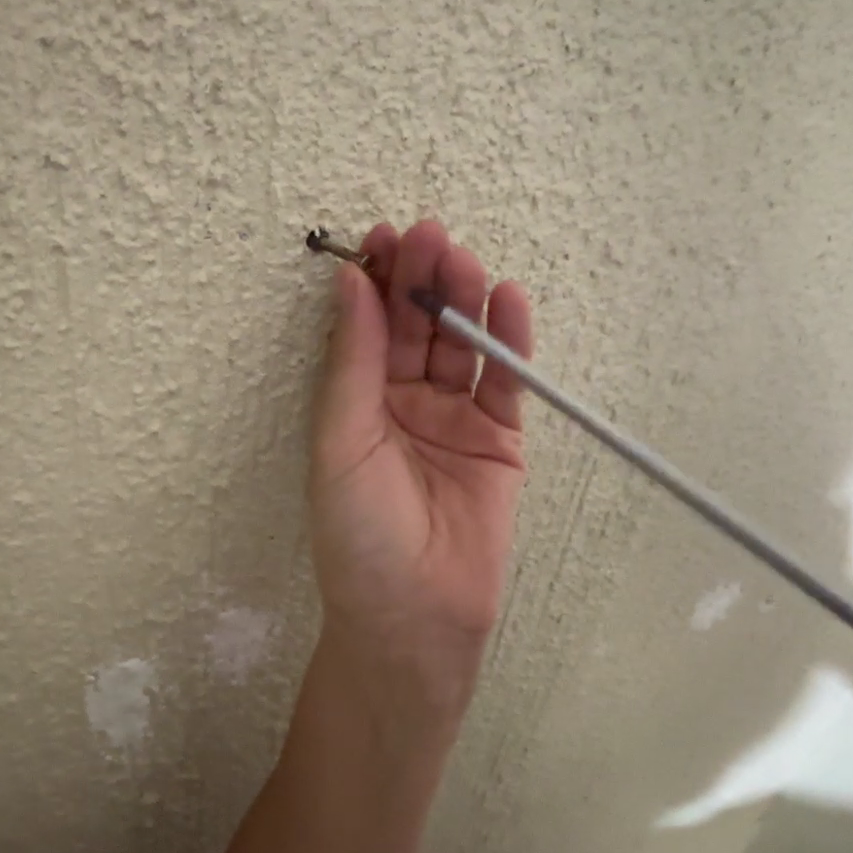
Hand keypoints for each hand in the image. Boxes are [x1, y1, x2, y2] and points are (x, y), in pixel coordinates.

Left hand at [307, 220, 532, 705]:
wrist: (414, 616)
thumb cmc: (360, 535)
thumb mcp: (343, 441)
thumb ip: (353, 362)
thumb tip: (350, 284)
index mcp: (356, 404)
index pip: (369, 328)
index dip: (376, 282)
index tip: (381, 237)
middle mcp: (402, 404)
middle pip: (416, 328)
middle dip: (420, 281)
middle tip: (428, 236)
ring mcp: (453, 419)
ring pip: (461, 345)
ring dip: (462, 301)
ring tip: (462, 261)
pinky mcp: (498, 440)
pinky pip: (505, 381)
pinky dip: (509, 342)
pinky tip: (507, 299)